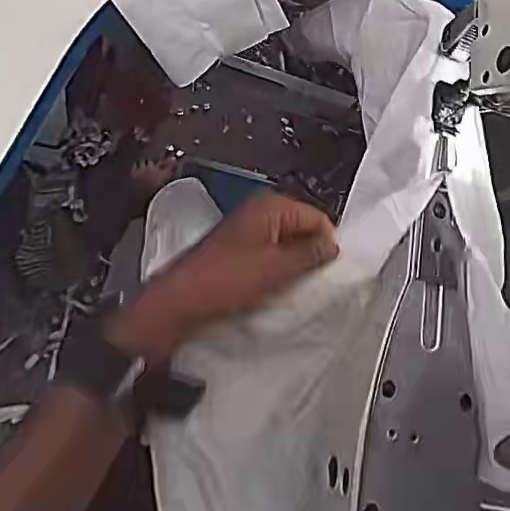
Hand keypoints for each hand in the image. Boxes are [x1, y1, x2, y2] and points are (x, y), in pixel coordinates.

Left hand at [111, 191, 338, 355]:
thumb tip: (332, 247)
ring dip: (292, 264)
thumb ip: (311, 254)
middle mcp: (259, 211)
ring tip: (289, 285)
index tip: (329, 267)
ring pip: (286, 243)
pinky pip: (270, 254)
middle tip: (310, 279)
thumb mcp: (277, 268)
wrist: (177, 304)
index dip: (326, 241)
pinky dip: (276, 269)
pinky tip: (273, 287)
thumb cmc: (223, 281)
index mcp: (270, 206)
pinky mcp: (238, 250)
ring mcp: (246, 230)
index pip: (316, 216)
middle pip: (302, 228)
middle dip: (309, 252)